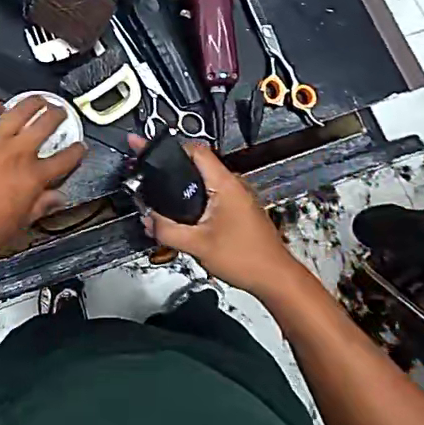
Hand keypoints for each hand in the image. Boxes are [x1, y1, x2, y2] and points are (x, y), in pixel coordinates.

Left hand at [0, 100, 84, 273]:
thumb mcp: (17, 227)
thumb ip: (40, 207)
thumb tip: (55, 199)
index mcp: (33, 179)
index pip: (66, 159)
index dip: (77, 151)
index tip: (78, 148)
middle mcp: (17, 155)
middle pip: (48, 123)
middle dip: (59, 115)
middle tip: (59, 113)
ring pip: (22, 109)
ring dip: (35, 102)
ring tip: (38, 101)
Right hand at [136, 137, 307, 297]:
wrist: (274, 277)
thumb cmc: (247, 259)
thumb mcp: (197, 245)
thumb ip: (167, 231)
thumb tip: (150, 220)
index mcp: (225, 185)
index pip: (195, 151)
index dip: (169, 148)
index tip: (149, 147)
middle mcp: (234, 186)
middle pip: (197, 165)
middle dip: (171, 169)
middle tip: (150, 173)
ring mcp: (238, 197)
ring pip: (204, 183)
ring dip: (183, 187)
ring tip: (162, 196)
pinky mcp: (238, 210)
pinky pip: (212, 197)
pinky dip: (195, 201)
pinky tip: (184, 216)